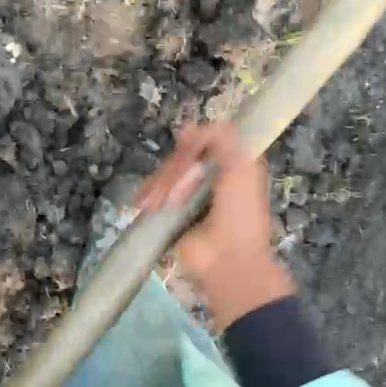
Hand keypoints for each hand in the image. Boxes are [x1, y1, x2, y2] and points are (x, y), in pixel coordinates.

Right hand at [135, 123, 295, 328]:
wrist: (227, 260)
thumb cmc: (239, 214)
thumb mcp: (242, 168)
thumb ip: (223, 139)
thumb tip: (192, 126)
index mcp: (232, 165)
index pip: (205, 141)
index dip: (193, 142)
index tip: (186, 146)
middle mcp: (210, 178)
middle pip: (182, 157)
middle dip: (175, 169)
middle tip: (177, 188)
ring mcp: (189, 196)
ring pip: (166, 174)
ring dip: (161, 184)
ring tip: (160, 203)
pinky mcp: (172, 214)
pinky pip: (154, 194)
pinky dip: (147, 195)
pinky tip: (144, 202)